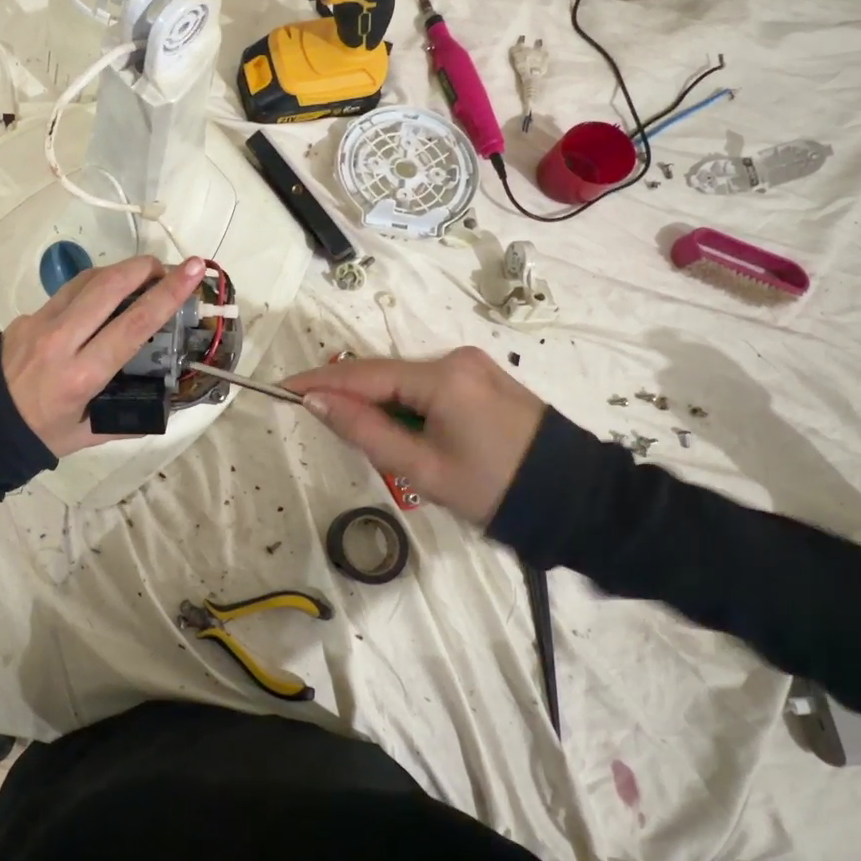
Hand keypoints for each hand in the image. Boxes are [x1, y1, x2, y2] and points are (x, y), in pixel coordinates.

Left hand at [1, 255, 205, 456]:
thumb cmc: (38, 436)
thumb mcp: (88, 435)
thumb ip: (128, 418)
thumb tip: (164, 404)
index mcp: (82, 374)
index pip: (134, 324)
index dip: (168, 293)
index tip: (194, 269)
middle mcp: (61, 341)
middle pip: (109, 286)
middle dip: (145, 268)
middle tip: (171, 267)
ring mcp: (39, 324)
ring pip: (86, 281)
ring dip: (120, 271)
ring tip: (144, 275)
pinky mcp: (25, 318)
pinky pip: (66, 294)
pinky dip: (93, 288)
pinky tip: (105, 299)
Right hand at [283, 349, 545, 525]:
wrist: (579, 501)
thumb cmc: (495, 489)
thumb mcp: (422, 468)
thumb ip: (365, 431)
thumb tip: (315, 401)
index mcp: (442, 378)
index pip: (364, 374)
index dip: (319, 382)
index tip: (281, 389)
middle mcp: (455, 359)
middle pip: (383, 375)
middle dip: (352, 399)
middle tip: (330, 430)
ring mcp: (472, 366)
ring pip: (403, 382)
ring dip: (381, 407)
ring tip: (380, 447)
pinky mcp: (483, 379)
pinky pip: (426, 386)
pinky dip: (406, 406)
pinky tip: (408, 435)